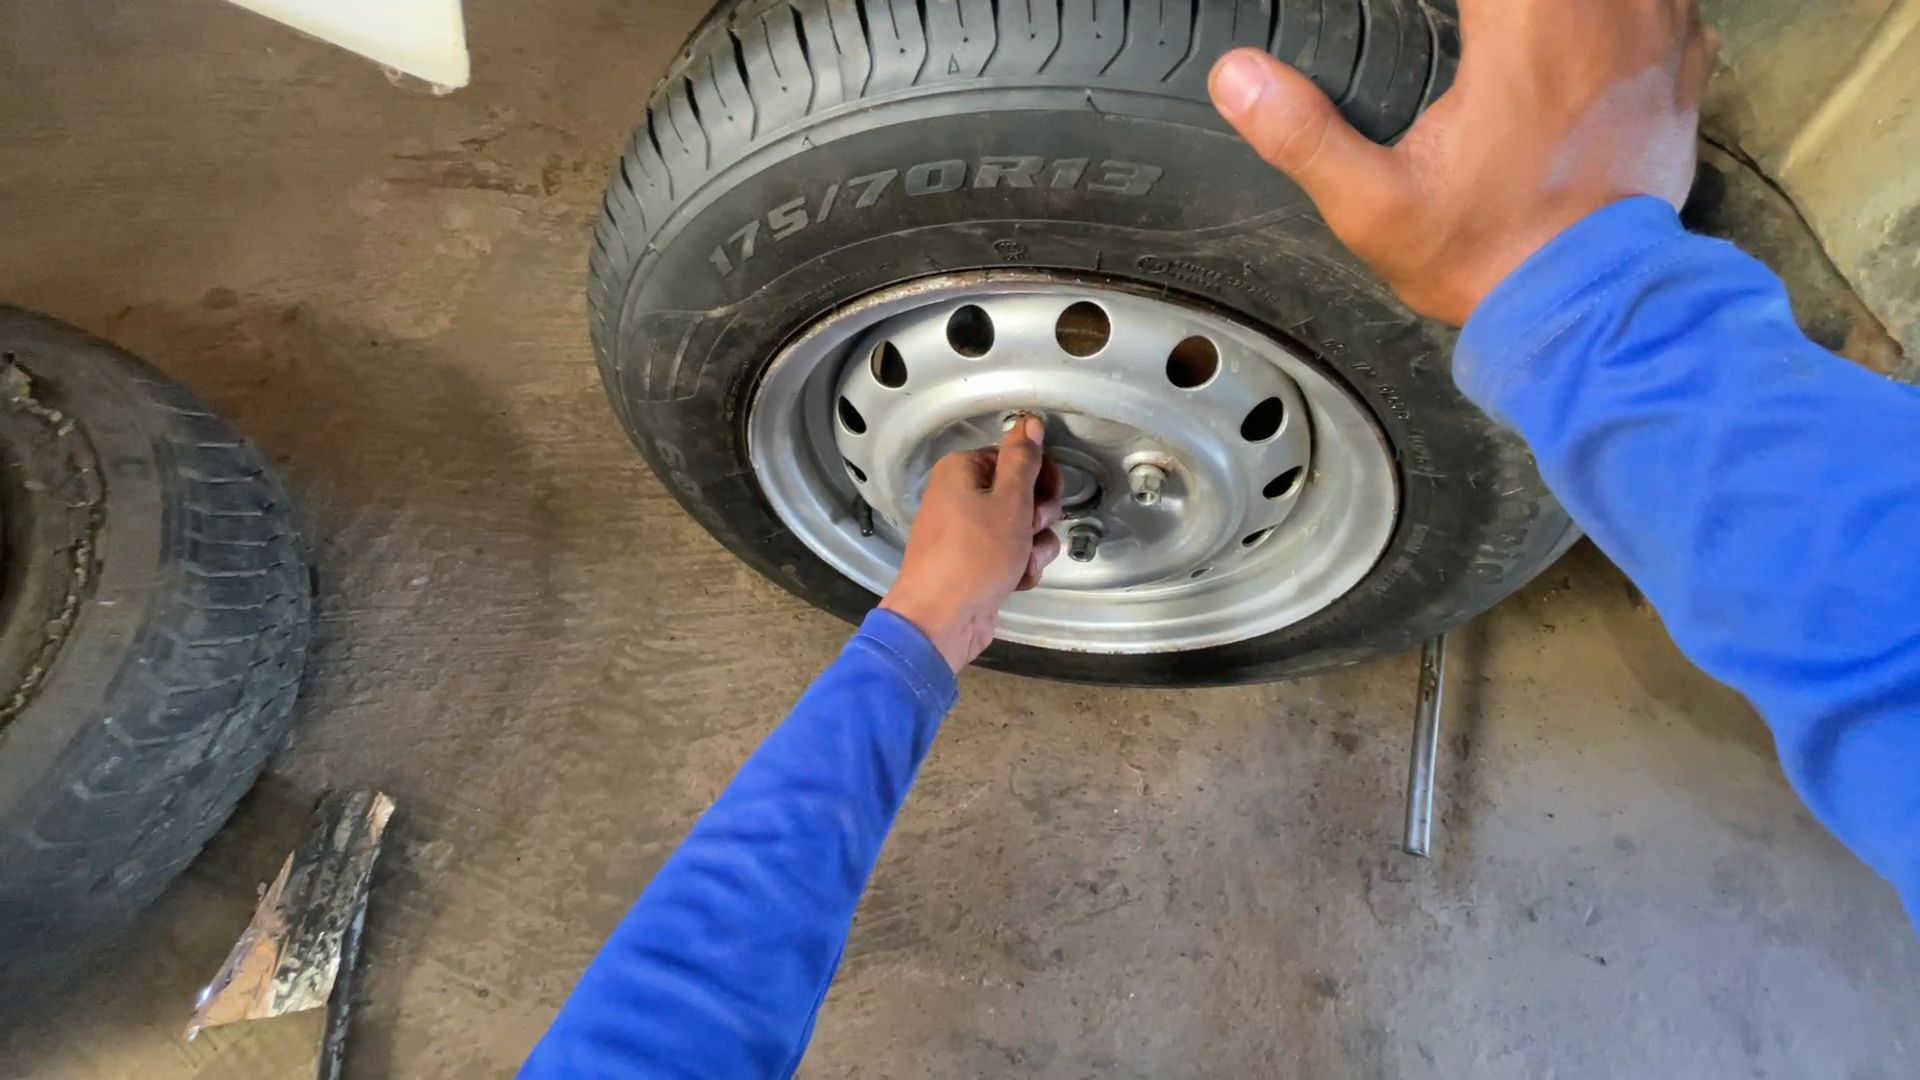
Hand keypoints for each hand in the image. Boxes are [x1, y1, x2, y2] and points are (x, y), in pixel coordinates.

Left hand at [879, 415, 1064, 672]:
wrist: (941, 620)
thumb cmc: (973, 556)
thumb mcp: (1008, 501)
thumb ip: (1023, 460)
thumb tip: (1029, 421)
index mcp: (963, 470)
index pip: (1017, 459)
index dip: (1042, 479)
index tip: (1049, 497)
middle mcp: (962, 497)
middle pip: (1024, 494)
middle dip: (1039, 517)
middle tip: (1030, 531)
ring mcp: (970, 534)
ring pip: (1024, 529)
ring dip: (1034, 547)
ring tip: (1022, 563)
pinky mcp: (978, 564)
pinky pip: (1013, 556)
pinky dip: (1021, 568)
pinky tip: (1015, 581)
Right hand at [1208, 0, 1716, 324]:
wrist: (1580, 303)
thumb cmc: (1475, 253)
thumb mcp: (1368, 205)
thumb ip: (1302, 134)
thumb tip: (1233, 75)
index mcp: (1525, 23)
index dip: (1420, 1)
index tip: (1402, 18)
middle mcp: (1606, 2)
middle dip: (1481, 7)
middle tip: (1449, 31)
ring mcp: (1660, 21)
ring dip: (1538, 6)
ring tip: (1494, 38)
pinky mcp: (1683, 55)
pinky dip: (1602, 6)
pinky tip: (1567, 38)